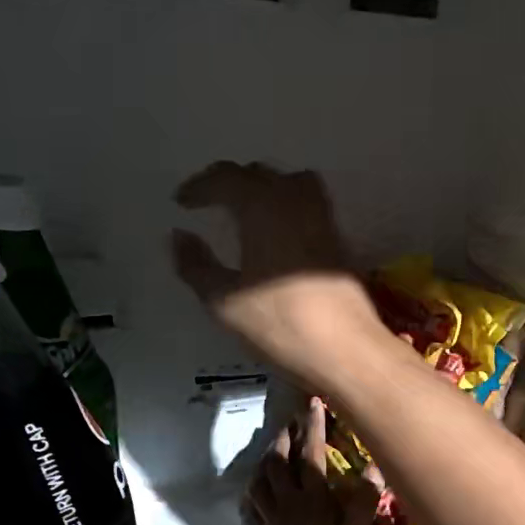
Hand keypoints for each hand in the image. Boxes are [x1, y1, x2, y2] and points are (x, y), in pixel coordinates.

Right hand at [172, 162, 396, 393]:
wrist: (344, 349)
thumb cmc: (279, 324)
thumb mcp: (224, 302)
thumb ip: (196, 266)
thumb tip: (179, 236)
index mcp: (262, 205)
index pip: (225, 178)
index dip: (200, 187)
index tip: (182, 202)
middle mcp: (294, 198)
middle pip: (258, 175)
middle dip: (231, 184)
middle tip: (210, 203)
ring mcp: (322, 217)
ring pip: (288, 184)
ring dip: (263, 191)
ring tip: (246, 213)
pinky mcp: (338, 240)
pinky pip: (306, 206)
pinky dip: (285, 209)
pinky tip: (277, 235)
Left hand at [244, 397, 380, 524]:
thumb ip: (364, 500)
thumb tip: (374, 466)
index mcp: (312, 497)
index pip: (312, 453)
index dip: (313, 426)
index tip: (313, 402)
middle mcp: (287, 501)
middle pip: (278, 461)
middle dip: (283, 438)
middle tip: (289, 423)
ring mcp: (271, 517)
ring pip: (260, 480)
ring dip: (264, 461)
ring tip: (270, 451)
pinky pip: (251, 508)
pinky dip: (251, 494)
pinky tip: (253, 491)